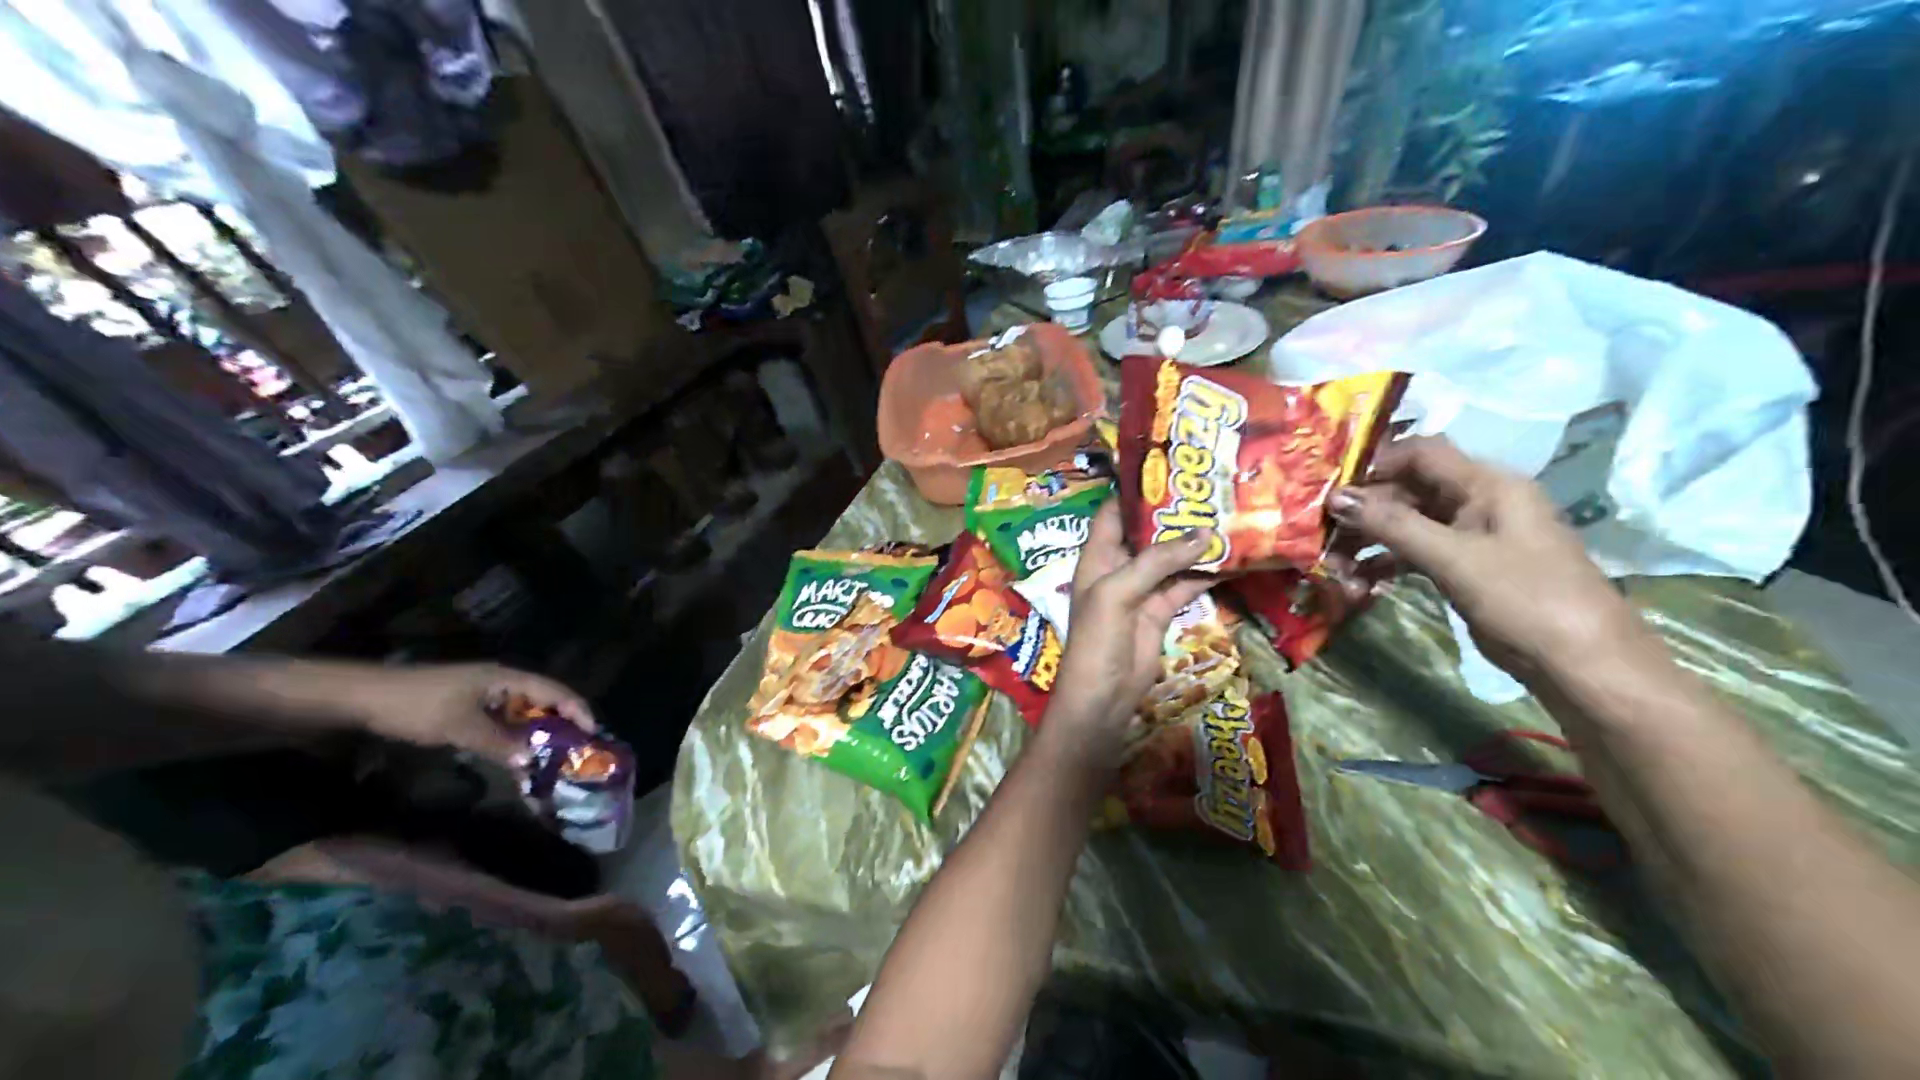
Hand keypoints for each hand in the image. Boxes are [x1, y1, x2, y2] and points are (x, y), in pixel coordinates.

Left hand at [347, 663, 595, 767]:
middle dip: (561, 723)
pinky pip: (504, 719)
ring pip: (523, 711)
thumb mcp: (460, 728)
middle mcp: (502, 681)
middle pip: (543, 700)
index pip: (555, 691)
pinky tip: (516, 754)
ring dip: (537, 732)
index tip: (592, 733)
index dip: (577, 709)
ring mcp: (485, 693)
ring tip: (551, 756)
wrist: (363, 697)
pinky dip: (515, 735)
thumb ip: (499, 744)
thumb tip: (531, 761)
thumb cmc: (419, 706)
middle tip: (575, 750)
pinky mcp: (469, 705)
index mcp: (507, 678)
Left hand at [1047, 502, 1211, 744]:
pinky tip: (1232, 558)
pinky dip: (1205, 573)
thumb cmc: (1098, 637)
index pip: (1114, 512)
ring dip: (1196, 543)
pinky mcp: (1161, 610)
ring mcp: (1141, 589)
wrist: (1103, 695)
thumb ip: (1158, 562)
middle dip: (1175, 514)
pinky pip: (1185, 584)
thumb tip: (1203, 533)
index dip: (1135, 491)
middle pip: (1147, 532)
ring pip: (1171, 558)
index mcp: (1097, 555)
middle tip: (1212, 489)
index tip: (1169, 468)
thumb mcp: (1119, 592)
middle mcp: (1118, 567)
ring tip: (1230, 516)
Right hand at [1328, 435, 1640, 681]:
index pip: (1422, 453)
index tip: (1333, 486)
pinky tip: (1360, 582)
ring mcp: (1472, 536)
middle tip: (1324, 533)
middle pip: (1409, 490)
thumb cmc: (1524, 597)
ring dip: (1370, 540)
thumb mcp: (1453, 557)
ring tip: (1336, 565)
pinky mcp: (1465, 566)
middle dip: (1365, 510)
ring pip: (1407, 524)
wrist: (1581, 663)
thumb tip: (1337, 497)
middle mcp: (1479, 502)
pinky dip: (1387, 563)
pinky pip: (1415, 552)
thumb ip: (1393, 524)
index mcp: (1488, 485)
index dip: (1376, 463)